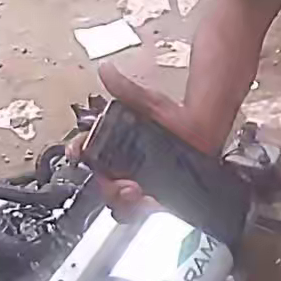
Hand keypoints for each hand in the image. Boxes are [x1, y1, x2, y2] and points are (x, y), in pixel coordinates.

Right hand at [89, 64, 226, 215]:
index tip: (79, 152)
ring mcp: (138, 183)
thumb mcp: (146, 102)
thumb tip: (106, 71)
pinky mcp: (155, 195)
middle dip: (107, 188)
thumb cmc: (171, 117)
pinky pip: (143, 210)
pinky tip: (150, 200)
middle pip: (103, 187)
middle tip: (120, 183)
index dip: (80, 154)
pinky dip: (143, 208)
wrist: (201, 128)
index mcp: (112, 149)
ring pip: (120, 203)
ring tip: (134, 192)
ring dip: (123, 202)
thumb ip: (125, 90)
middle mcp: (121, 168)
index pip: (86, 155)